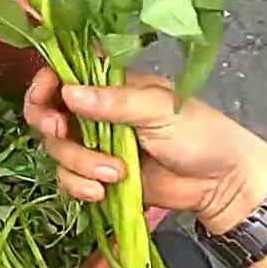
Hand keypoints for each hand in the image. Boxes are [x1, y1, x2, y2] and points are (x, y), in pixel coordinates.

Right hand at [22, 68, 266, 232]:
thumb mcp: (159, 109)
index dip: (44, 85)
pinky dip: (78, 186)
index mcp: (108, 85)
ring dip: (79, 163)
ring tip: (116, 173)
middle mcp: (92, 111)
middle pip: (47, 112)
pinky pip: (67, 179)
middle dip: (49, 125)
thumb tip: (68, 93)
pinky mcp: (95, 175)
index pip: (61, 75)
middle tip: (62, 133)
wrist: (221, 186)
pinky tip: (101, 192)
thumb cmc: (200, 134)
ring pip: (56, 149)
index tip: (48, 100)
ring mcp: (92, 144)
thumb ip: (114, 102)